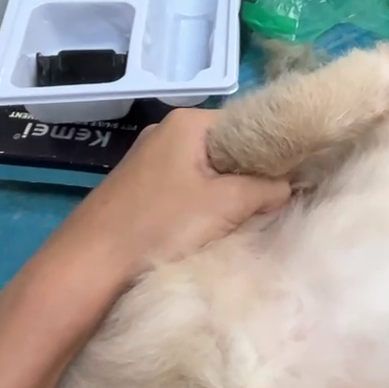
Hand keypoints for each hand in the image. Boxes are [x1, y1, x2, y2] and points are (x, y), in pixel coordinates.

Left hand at [37, 108, 290, 292]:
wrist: (89, 266)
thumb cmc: (161, 224)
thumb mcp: (229, 203)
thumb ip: (270, 187)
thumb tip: (292, 185)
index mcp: (190, 121)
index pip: (253, 123)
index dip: (279, 147)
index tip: (299, 173)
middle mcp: (170, 130)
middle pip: (234, 145)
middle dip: (257, 171)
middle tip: (279, 196)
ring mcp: (154, 158)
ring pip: (214, 167)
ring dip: (234, 189)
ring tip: (254, 211)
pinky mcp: (145, 185)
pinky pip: (193, 184)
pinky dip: (211, 200)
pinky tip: (219, 221)